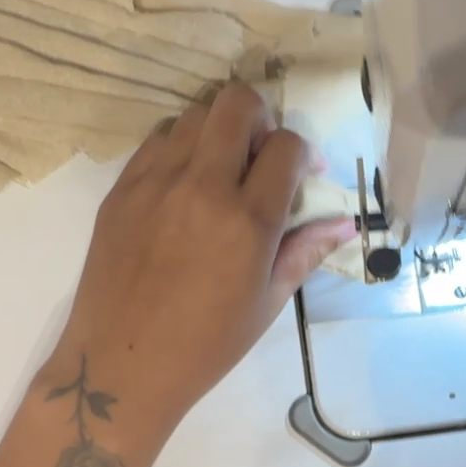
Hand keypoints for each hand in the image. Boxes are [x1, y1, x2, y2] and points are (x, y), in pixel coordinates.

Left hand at [49, 83, 356, 430]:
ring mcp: (155, 182)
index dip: (305, 154)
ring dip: (220, 129)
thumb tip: (344, 222)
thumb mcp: (268, 302)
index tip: (306, 175)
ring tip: (224, 168)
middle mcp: (202, 187)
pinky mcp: (121, 188)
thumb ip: (305, 252)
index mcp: (247, 221)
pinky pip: (157, 140)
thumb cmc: (208, 344)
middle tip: (263, 154)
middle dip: (262, 118)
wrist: (124, 362)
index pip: (286, 147)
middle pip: (237, 104)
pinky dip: (182, 147)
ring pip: (194, 113)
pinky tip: (187, 184)